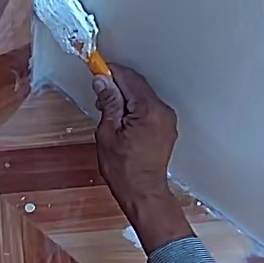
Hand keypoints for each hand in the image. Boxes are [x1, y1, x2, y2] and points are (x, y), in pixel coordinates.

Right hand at [93, 65, 193, 251]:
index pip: (128, 79)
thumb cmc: (124, 170)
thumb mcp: (107, 133)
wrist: (143, 192)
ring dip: (126, 98)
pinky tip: (122, 121)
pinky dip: (135, 109)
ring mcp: (167, 120)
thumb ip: (108, 103)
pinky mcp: (167, 128)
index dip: (110, 72)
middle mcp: (162, 112)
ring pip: (143, 97)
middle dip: (117, 87)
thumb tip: (103, 81)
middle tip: (99, 97)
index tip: (96, 69)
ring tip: (109, 114)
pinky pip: (149, 109)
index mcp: (148, 111)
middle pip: (138, 86)